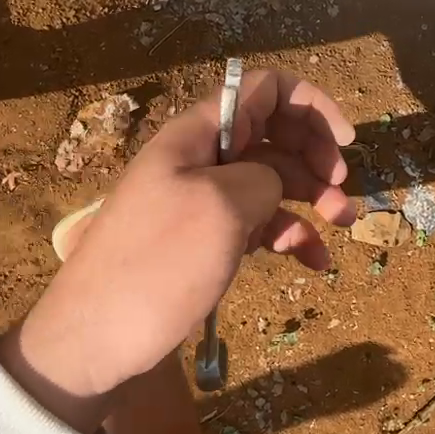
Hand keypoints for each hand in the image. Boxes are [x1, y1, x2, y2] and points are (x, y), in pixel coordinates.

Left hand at [0, 70, 356, 433]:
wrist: (91, 344)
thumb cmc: (157, 263)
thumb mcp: (222, 206)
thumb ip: (264, 175)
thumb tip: (274, 181)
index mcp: (200, 131)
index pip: (263, 88)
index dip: (309, 104)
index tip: (344, 141)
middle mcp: (204, 156)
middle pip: (274, 133)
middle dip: (315, 155)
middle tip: (342, 188)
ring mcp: (205, 199)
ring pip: (272, 179)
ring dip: (312, 196)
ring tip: (342, 224)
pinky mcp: (207, 239)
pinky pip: (259, 222)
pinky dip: (290, 234)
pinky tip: (315, 261)